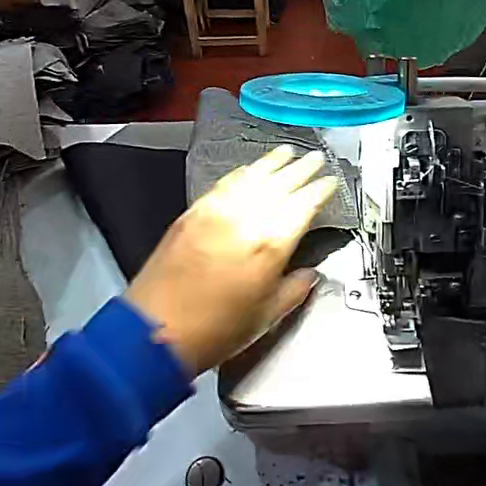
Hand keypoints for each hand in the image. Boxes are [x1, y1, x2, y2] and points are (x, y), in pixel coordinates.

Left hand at [123, 146, 337, 375]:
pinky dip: (239, 174)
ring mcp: (216, 214)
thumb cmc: (214, 329)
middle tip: (315, 159)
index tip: (329, 182)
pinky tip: (247, 170)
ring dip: (272, 163)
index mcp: (271, 244)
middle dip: (301, 169)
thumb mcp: (268, 315)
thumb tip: (308, 275)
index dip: (320, 190)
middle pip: (280, 183)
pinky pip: (222, 185)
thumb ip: (295, 289)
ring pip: (251, 178)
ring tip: (286, 153)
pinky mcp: (192, 215)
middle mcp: (245, 220)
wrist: (156, 333)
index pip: (304, 205)